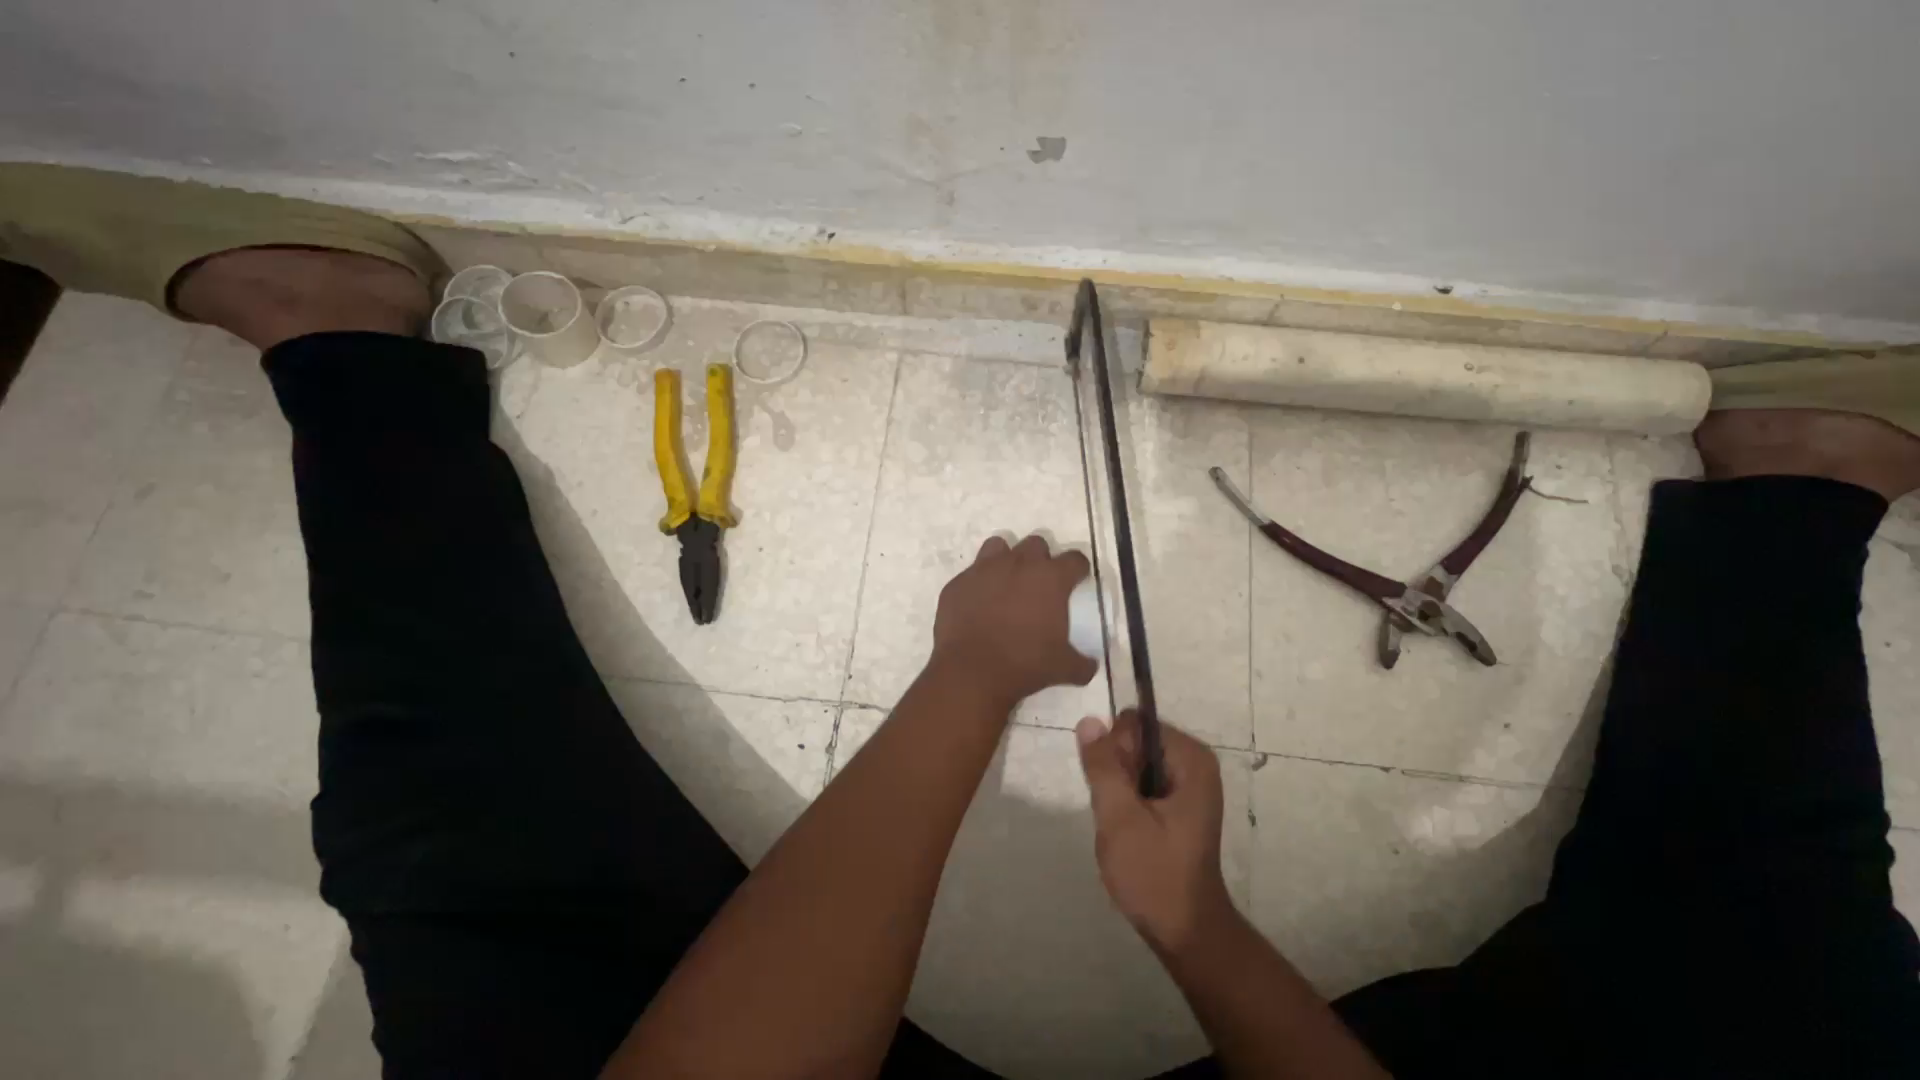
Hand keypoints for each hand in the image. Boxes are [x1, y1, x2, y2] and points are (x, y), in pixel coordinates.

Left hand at [932, 534, 1098, 708]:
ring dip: (1007, 559)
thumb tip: (1090, 665)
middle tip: (1040, 583)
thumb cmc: (1025, 664)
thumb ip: (1082, 663)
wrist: (972, 672)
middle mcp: (1018, 564)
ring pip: (999, 546)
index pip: (1075, 559)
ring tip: (1007, 582)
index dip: (1078, 569)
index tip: (1077, 581)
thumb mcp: (1064, 668)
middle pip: (1036, 544)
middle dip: (1041, 558)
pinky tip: (978, 604)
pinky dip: (978, 584)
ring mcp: (984, 570)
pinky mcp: (958, 583)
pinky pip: (971, 574)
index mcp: (1050, 578)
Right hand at [1076, 711, 1232, 953]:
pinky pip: (1143, 785)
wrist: (1184, 930)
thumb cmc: (1154, 873)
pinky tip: (1129, 833)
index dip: (1114, 750)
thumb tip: (1089, 720)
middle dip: (1116, 772)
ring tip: (1123, 827)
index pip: (1136, 723)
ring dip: (1119, 791)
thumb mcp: (1120, 817)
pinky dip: (1128, 803)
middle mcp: (1195, 764)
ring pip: (1135, 765)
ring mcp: (1189, 786)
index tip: (1114, 790)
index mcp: (1191, 759)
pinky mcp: (1180, 806)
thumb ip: (1102, 766)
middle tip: (1118, 815)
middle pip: (1136, 742)